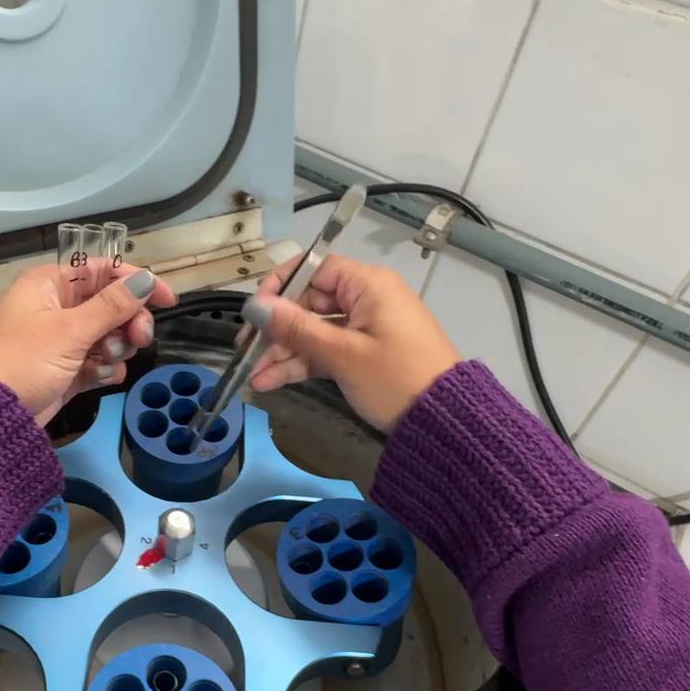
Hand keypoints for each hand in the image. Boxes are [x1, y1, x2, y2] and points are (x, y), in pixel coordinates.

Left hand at [0, 263, 176, 424]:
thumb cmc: (21, 361)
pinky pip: (99, 362)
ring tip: (104, 361)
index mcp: (50, 285)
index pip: (103, 271)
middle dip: (129, 322)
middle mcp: (57, 308)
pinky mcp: (66, 370)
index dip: (137, 282)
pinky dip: (104, 370)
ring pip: (109, 336)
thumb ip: (112, 306)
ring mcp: (61, 341)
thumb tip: (146, 279)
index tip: (167, 300)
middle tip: (137, 339)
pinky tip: (99, 378)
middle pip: (112, 305)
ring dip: (116, 348)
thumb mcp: (69, 330)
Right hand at [241, 255, 458, 431]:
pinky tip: (271, 380)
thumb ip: (296, 329)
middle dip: (276, 329)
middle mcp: (365, 300)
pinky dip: (301, 364)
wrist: (443, 422)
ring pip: (313, 331)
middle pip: (309, 303)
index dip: (281, 286)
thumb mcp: (342, 354)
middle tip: (246, 350)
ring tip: (254, 376)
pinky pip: (325, 350)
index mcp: (368, 286)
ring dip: (283, 352)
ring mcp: (364, 329)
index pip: (315, 268)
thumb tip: (257, 306)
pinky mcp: (362, 354)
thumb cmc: (396, 379)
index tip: (256, 310)